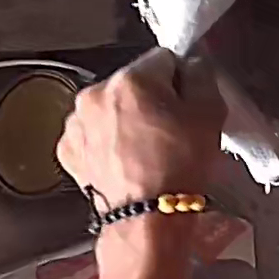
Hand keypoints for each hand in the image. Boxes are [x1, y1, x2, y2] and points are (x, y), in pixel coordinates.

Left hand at [56, 49, 225, 205]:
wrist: (148, 220)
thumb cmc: (181, 166)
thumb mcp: (211, 113)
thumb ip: (203, 76)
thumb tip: (192, 66)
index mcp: (132, 79)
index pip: (165, 58)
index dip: (182, 80)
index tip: (189, 105)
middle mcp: (96, 93)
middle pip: (135, 82)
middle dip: (154, 99)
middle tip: (173, 131)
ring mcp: (76, 123)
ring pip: (113, 106)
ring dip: (129, 118)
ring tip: (150, 150)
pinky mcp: (67, 150)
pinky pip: (96, 132)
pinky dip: (110, 141)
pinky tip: (129, 160)